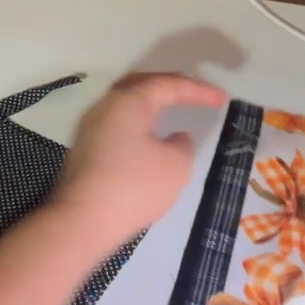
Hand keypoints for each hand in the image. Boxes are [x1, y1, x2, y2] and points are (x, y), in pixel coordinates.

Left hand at [49, 73, 226, 248]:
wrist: (82, 220)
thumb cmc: (134, 187)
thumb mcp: (175, 165)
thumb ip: (182, 144)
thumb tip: (174, 138)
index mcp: (127, 101)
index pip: (167, 85)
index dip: (197, 90)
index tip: (222, 98)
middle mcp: (104, 106)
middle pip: (140, 85)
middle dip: (169, 86)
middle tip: (194, 92)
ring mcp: (90, 127)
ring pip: (125, 103)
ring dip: (150, 103)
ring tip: (172, 107)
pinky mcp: (84, 148)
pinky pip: (117, 123)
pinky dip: (137, 121)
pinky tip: (147, 135)